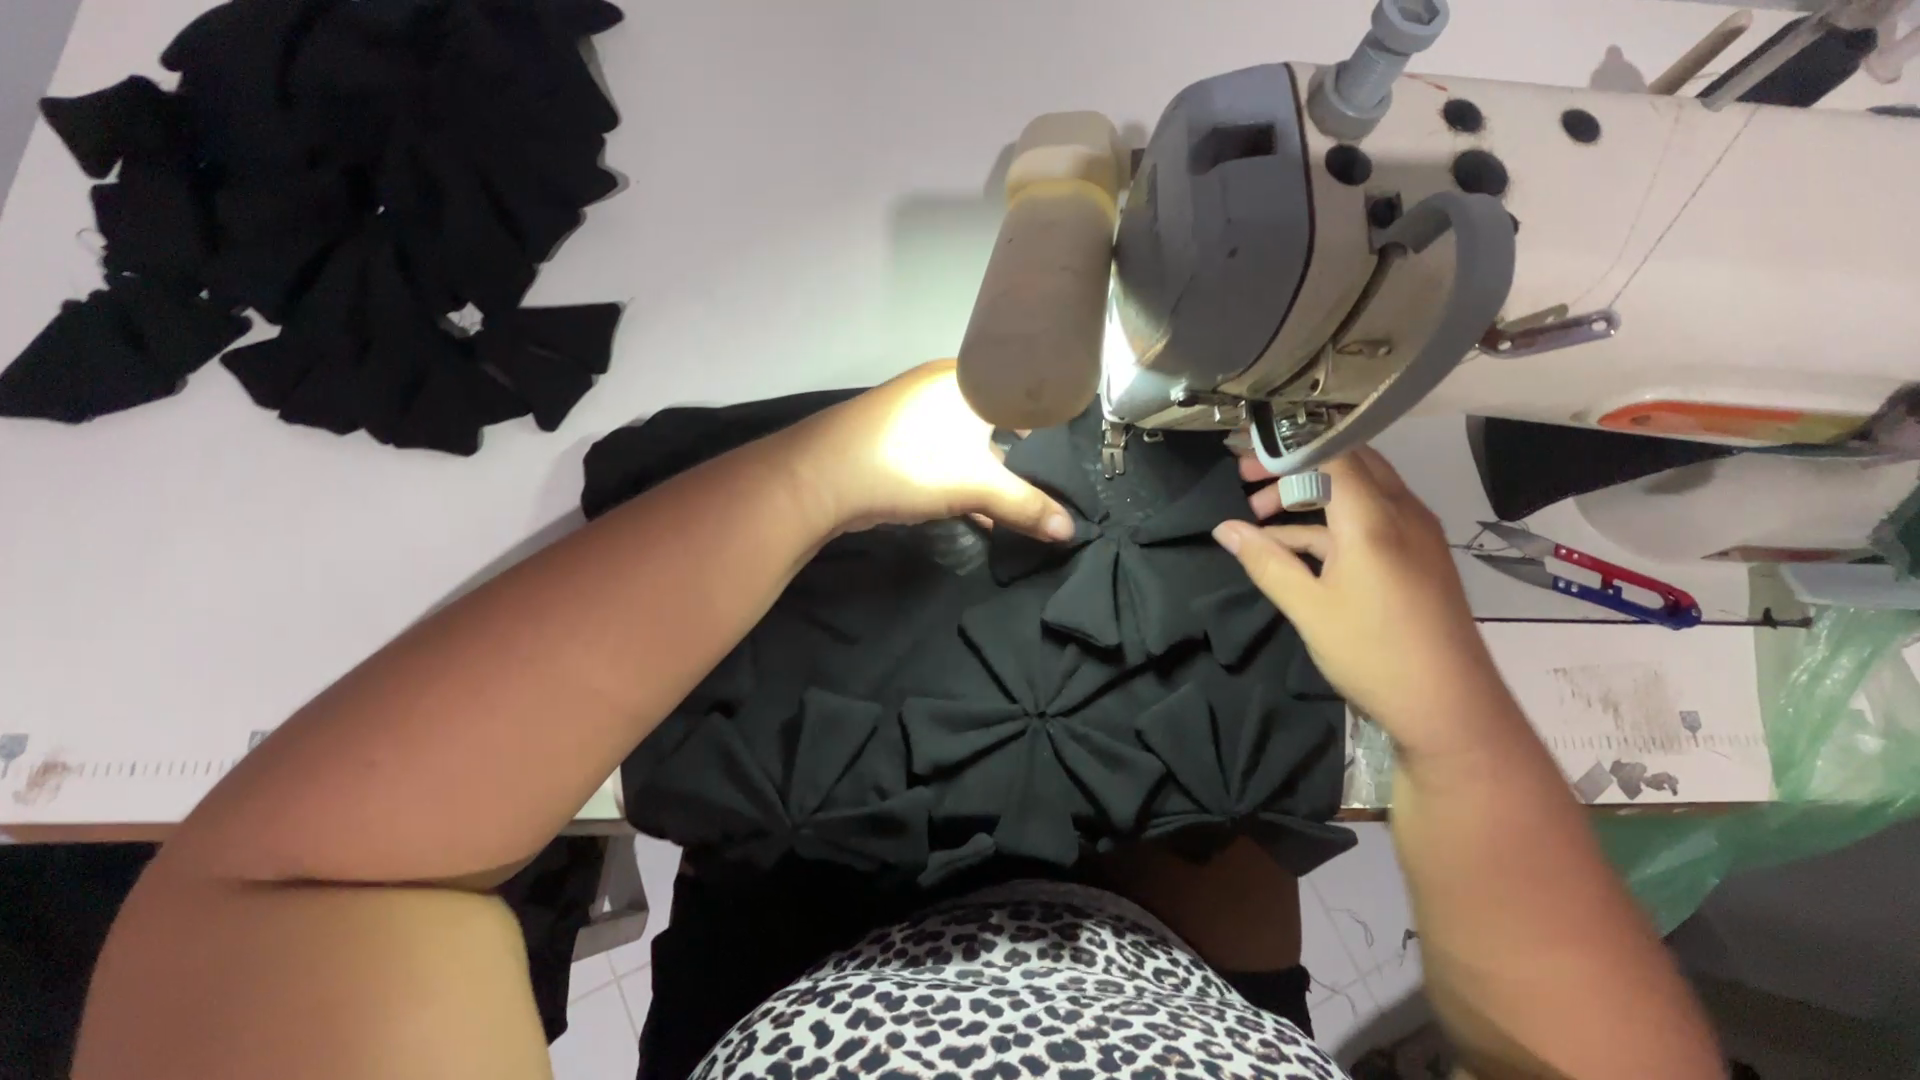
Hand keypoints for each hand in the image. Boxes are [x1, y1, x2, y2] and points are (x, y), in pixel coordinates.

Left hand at [785, 360, 1076, 540]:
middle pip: (996, 420)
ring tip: (1024, 502)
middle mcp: (941, 388)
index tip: (1075, 448)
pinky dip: (963, 484)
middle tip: (1055, 481)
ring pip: (967, 443)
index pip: (1023, 388)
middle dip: (1022, 454)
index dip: (1051, 418)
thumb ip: (1026, 506)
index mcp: (968, 379)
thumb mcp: (977, 485)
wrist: (820, 477)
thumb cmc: (911, 463)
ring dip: (990, 473)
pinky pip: (943, 460)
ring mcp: (913, 415)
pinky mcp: (894, 444)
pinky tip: (984, 515)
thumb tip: (1071, 531)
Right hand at [1214, 448, 1515, 760]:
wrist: (1451, 708)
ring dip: (1311, 496)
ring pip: (1359, 491)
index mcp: (1374, 518)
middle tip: (1248, 483)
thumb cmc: (1374, 654)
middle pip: (1347, 463)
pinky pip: (1371, 518)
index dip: (1285, 448)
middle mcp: (1402, 512)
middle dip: (1294, 467)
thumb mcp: (1309, 609)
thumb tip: (1224, 529)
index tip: (1244, 460)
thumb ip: (1266, 562)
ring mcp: (1416, 533)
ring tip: (1261, 520)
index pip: (1331, 453)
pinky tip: (1295, 550)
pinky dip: (1331, 522)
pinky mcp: (1419, 555)